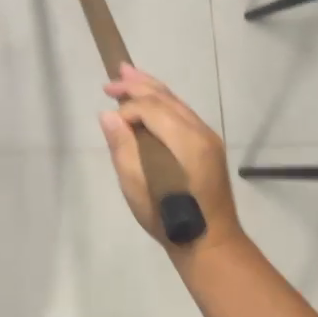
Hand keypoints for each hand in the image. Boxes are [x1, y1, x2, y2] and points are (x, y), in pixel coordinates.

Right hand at [99, 64, 241, 251]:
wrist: (209, 241)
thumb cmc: (167, 216)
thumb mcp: (136, 186)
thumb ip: (123, 147)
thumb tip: (108, 115)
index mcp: (184, 140)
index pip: (150, 107)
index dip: (127, 108)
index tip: (108, 121)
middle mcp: (200, 131)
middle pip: (165, 98)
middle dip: (138, 85)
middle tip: (112, 77)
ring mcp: (207, 137)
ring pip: (176, 103)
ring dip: (151, 88)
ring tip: (128, 76)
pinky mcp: (208, 146)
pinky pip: (183, 114)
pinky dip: (163, 103)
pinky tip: (151, 102)